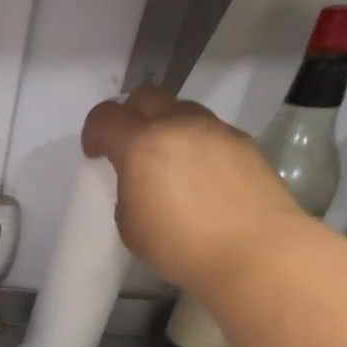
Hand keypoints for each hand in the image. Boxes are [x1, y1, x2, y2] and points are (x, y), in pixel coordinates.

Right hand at [82, 88, 313, 288]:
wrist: (253, 249)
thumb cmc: (178, 244)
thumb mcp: (129, 222)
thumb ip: (128, 188)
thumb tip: (142, 178)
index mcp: (142, 145)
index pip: (105, 116)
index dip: (93, 133)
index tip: (95, 155)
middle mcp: (179, 125)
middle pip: (146, 97)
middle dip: (130, 116)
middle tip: (129, 149)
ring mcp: (216, 129)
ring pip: (181, 110)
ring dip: (165, 128)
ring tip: (167, 164)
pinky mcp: (243, 141)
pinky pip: (208, 131)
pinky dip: (194, 144)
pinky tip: (199, 178)